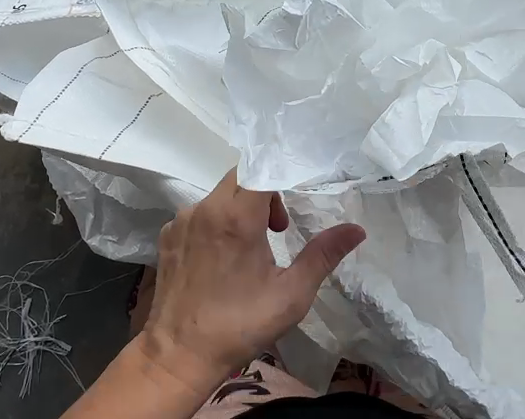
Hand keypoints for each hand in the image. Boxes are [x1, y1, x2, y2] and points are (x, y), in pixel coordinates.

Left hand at [139, 169, 365, 393]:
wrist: (180, 355)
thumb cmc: (240, 325)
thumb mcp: (291, 295)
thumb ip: (323, 255)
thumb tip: (357, 229)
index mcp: (238, 216)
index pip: (262, 170)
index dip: (280, 184)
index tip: (286, 218)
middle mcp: (206, 207)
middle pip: (240, 177)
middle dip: (261, 194)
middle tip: (273, 231)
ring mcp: (182, 220)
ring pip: (218, 195)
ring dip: (237, 210)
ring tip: (245, 250)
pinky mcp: (168, 234)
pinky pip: (197, 214)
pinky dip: (213, 225)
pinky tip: (217, 260)